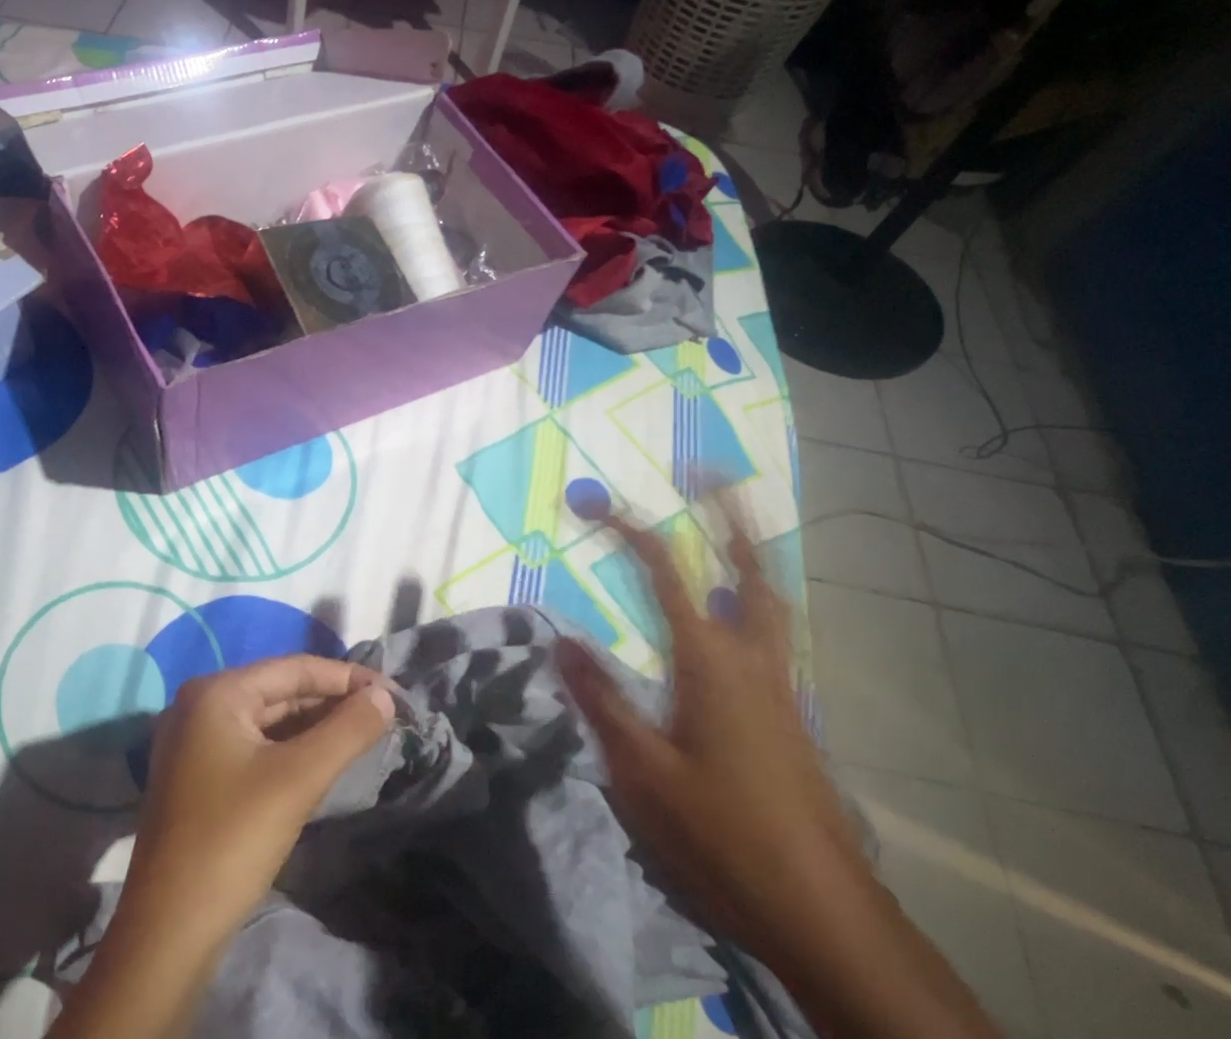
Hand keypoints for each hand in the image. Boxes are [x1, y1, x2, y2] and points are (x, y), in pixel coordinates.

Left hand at [51, 656, 393, 1038]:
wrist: (172, 923)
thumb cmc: (234, 838)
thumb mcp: (298, 778)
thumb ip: (347, 730)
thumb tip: (384, 696)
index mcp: (216, 693)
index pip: (294, 669)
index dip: (349, 678)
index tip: (397, 694)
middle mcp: (199, 705)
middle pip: (279, 691)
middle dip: (333, 702)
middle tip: (387, 716)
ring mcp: (193, 742)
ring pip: (268, 721)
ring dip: (315, 726)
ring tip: (366, 734)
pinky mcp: (198, 775)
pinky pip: (254, 746)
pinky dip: (291, 749)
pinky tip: (324, 759)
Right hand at [560, 503, 1000, 1037]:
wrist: (814, 904)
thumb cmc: (718, 833)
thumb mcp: (640, 770)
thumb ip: (601, 698)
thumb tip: (562, 637)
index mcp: (711, 662)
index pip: (665, 574)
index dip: (628, 530)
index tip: (592, 502)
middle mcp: (754, 660)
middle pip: (748, 569)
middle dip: (729, 514)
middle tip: (710, 472)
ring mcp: (780, 688)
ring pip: (771, 601)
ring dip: (749, 553)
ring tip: (728, 527)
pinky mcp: (789, 717)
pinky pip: (773, 635)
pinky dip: (754, 601)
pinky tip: (732, 622)